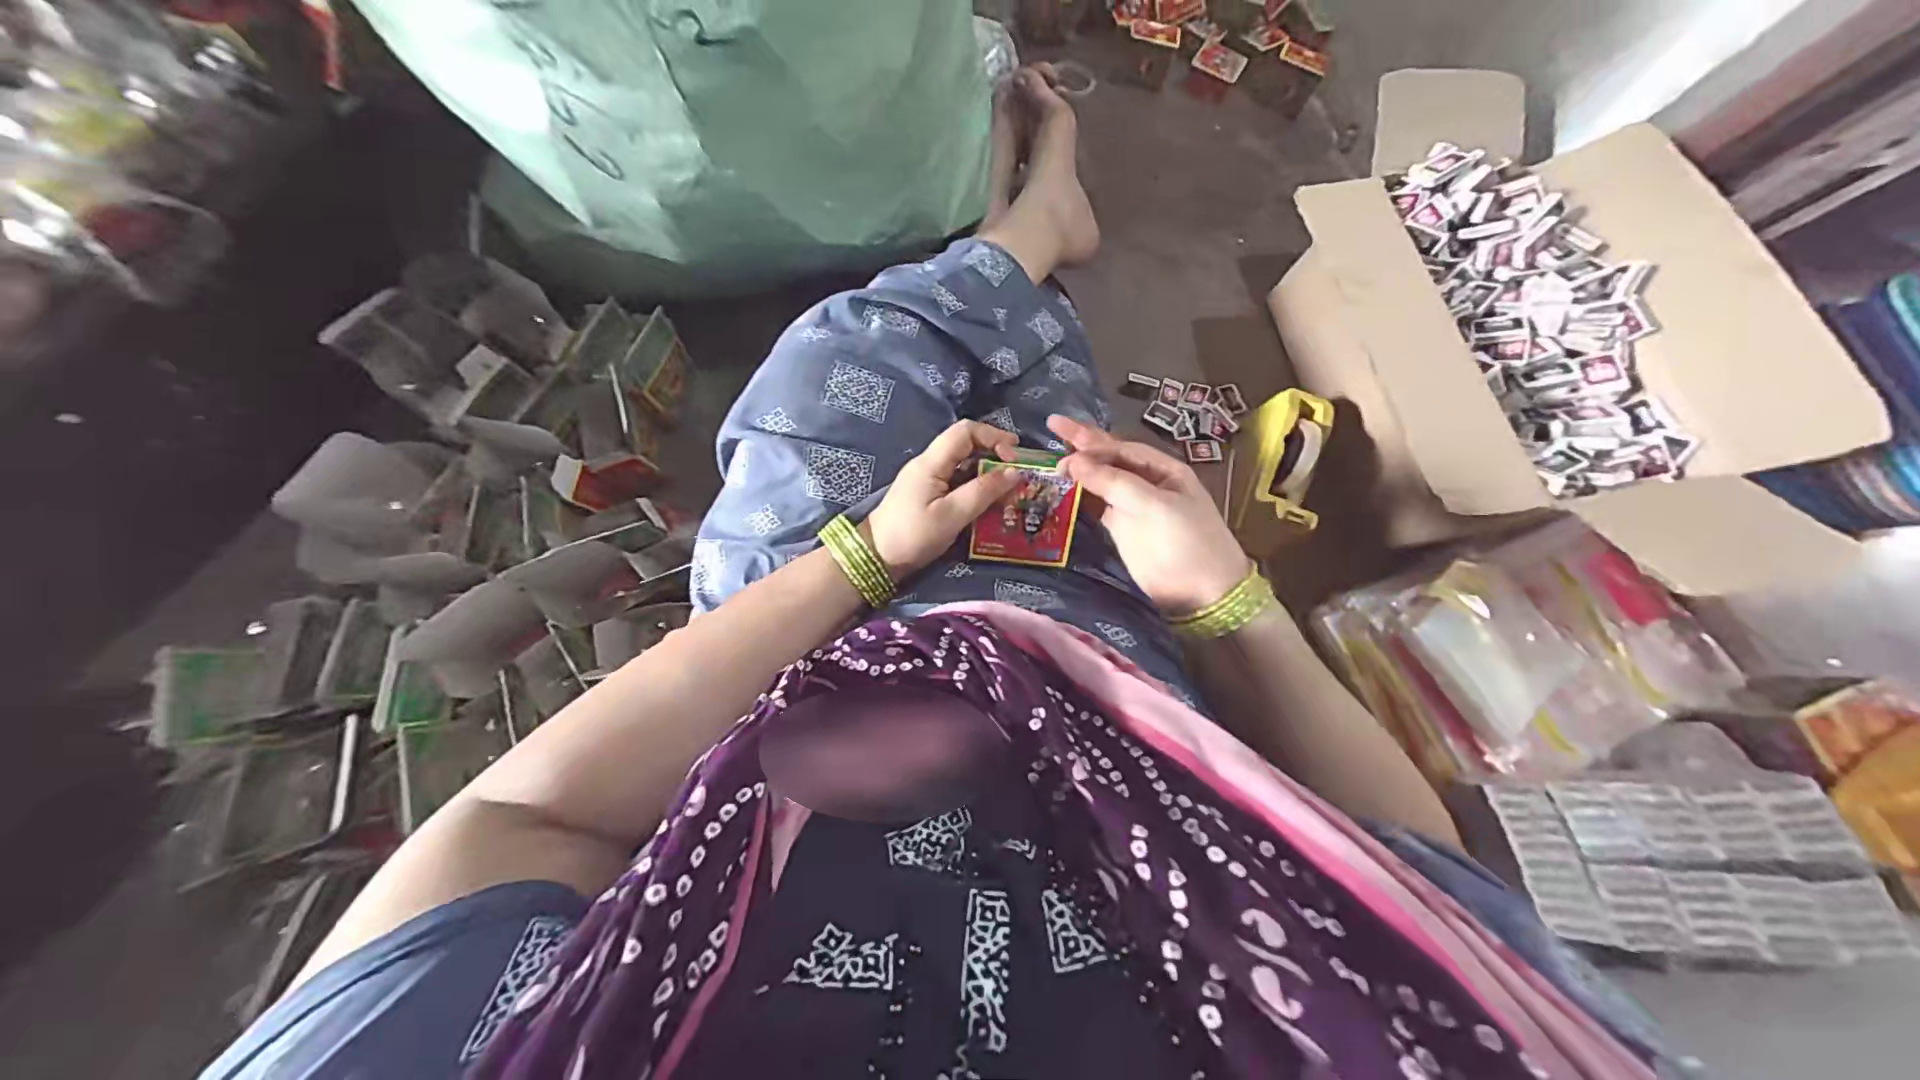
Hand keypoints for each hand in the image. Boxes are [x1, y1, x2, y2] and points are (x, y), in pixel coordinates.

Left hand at [863, 420, 1022, 579]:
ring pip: (962, 464)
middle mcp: (928, 464)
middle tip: (1016, 474)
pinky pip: (956, 481)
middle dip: (994, 455)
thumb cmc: (913, 535)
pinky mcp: (927, 495)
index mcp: (931, 462)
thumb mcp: (952, 515)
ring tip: (1008, 490)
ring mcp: (926, 479)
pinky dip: (975, 487)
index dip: (993, 436)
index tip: (1014, 455)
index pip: (965, 431)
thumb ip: (983, 492)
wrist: (876, 557)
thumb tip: (1014, 472)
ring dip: (986, 473)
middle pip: (965, 445)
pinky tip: (988, 502)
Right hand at [1050, 415, 1251, 616]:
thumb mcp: (1155, 506)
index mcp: (1162, 470)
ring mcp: (1131, 506)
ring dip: (1076, 471)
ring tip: (1049, 459)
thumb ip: (1114, 483)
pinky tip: (1059, 489)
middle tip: (1052, 425)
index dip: (1093, 443)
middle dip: (1081, 444)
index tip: (1062, 439)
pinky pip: (1095, 506)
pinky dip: (1076, 497)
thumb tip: (1073, 462)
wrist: (1202, 592)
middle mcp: (1146, 483)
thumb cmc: (1187, 541)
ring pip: (1099, 481)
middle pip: (1109, 458)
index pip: (1121, 449)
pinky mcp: (1120, 529)